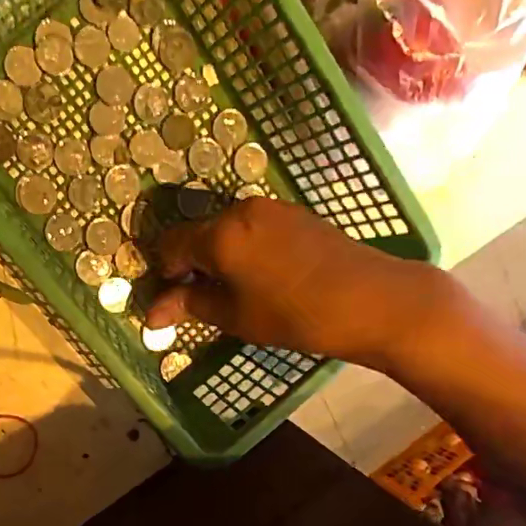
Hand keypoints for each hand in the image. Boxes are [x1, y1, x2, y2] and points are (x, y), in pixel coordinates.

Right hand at [145, 198, 460, 369]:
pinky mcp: (297, 214)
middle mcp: (241, 209)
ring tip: (239, 292)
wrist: (371, 300)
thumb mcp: (238, 316)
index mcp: (220, 233)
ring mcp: (273, 208)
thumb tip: (154, 312)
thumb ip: (192, 305)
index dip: (165, 275)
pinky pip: (256, 228)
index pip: (171, 245)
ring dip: (223, 257)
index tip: (173, 301)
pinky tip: (266, 277)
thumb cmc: (296, 315)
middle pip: (201, 233)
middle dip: (195, 265)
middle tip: (206, 300)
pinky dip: (248, 250)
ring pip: (230, 230)